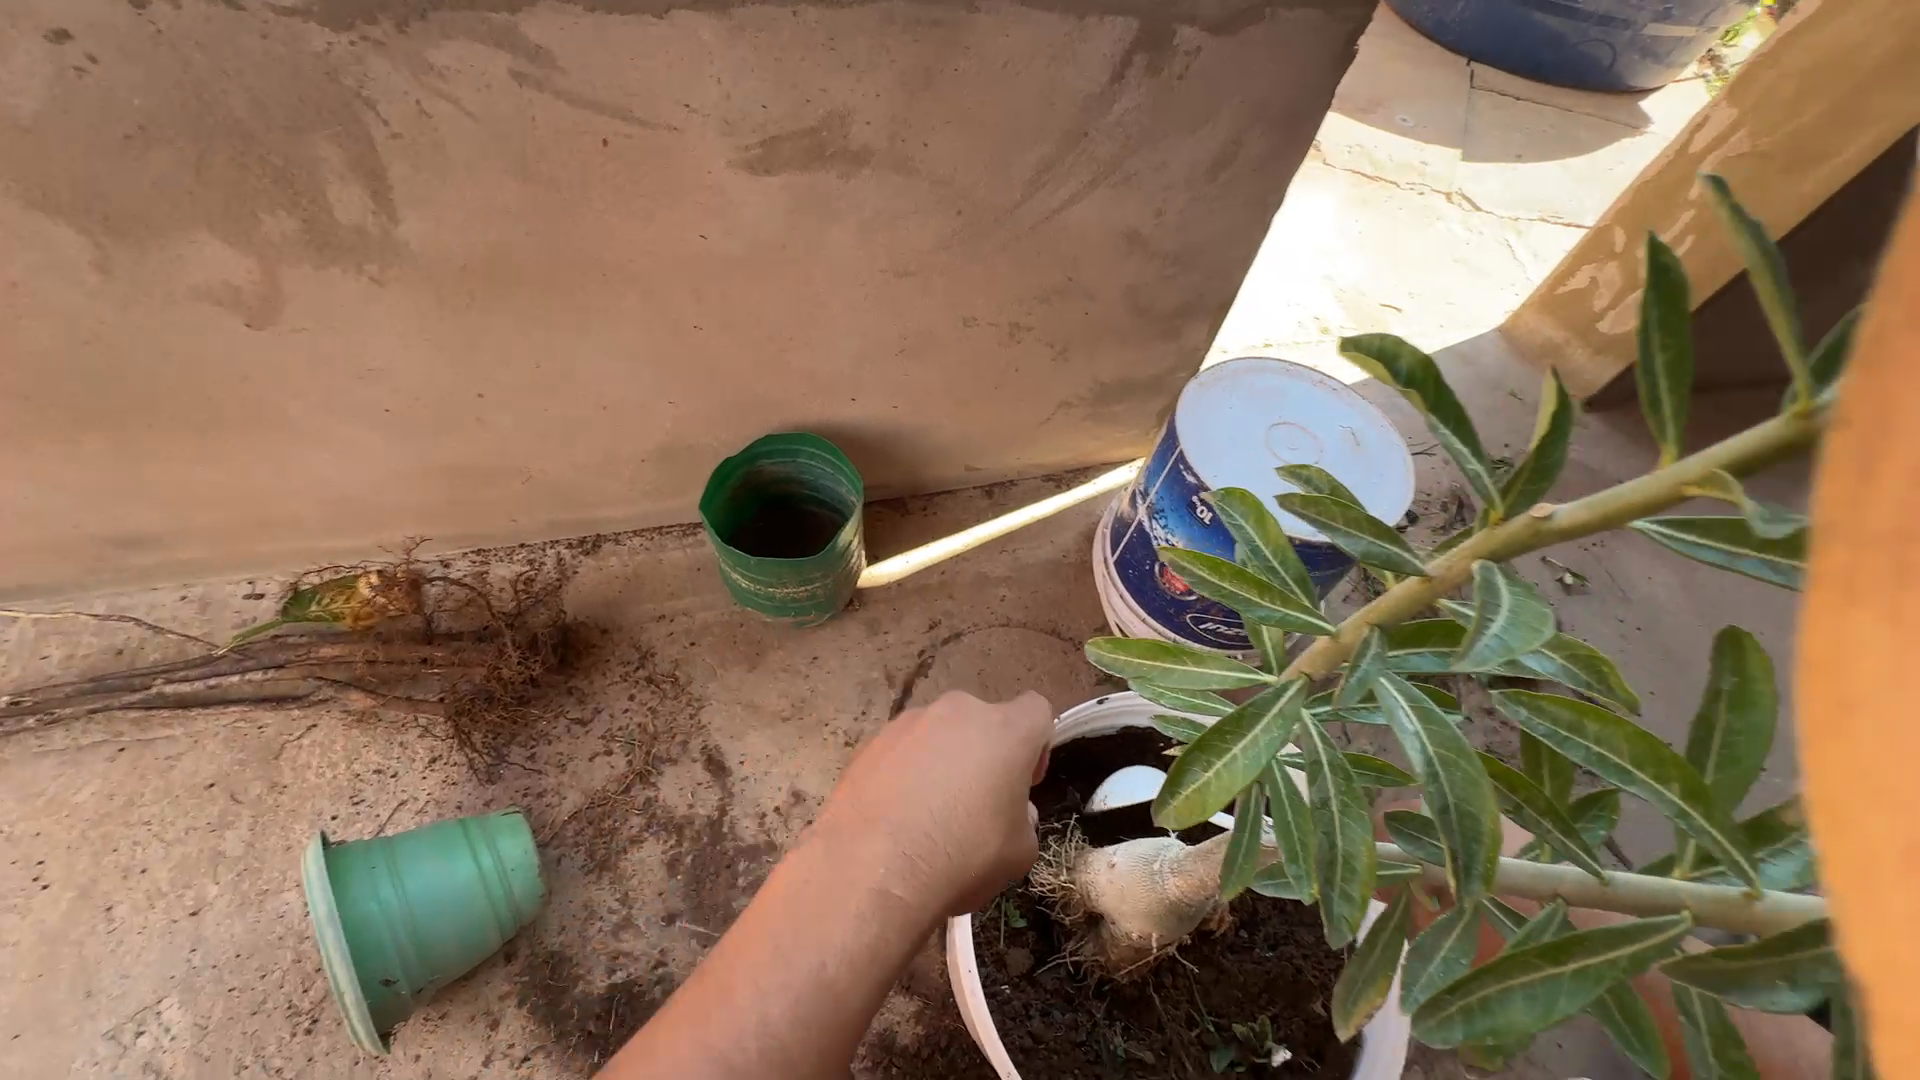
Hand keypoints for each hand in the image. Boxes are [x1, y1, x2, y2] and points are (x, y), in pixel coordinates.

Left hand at [811, 690, 1053, 918]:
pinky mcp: (871, 741)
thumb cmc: (961, 857)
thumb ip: (1024, 819)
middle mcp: (958, 712)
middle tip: (976, 804)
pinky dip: (906, 772)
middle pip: (983, 722)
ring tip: (927, 814)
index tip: (1023, 782)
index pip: (1036, 710)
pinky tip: (896, 815)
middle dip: (985, 754)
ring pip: (939, 734)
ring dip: (943, 762)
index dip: (1036, 745)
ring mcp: (910, 722)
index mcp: (1005, 730)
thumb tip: (1010, 809)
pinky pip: (903, 750)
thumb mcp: (1020, 853)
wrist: (870, 870)